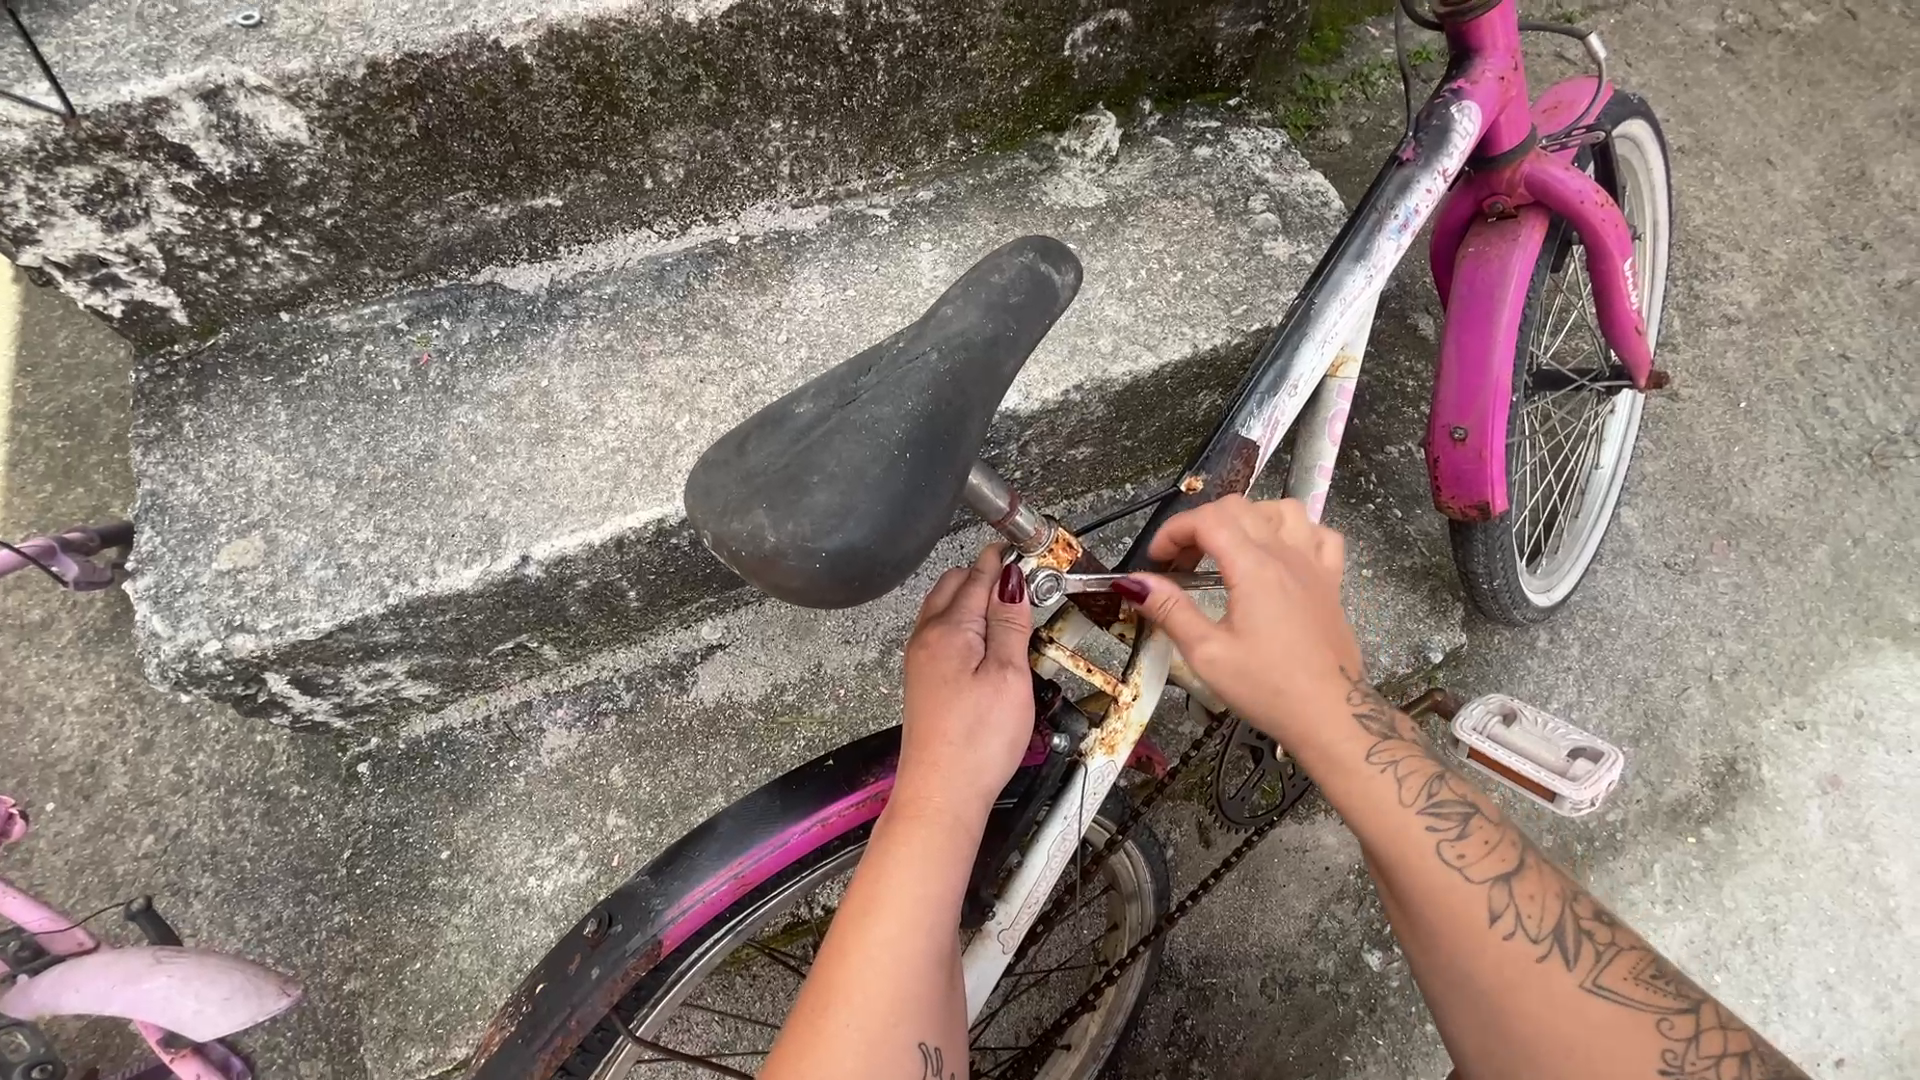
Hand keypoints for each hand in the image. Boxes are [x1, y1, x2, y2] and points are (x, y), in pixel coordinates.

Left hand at [896, 545, 1035, 822]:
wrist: (941, 793)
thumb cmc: (977, 741)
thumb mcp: (1009, 676)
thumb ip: (1011, 623)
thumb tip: (1013, 580)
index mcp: (949, 629)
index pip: (977, 577)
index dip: (1001, 560)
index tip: (1020, 549)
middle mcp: (926, 637)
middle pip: (953, 585)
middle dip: (983, 574)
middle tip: (1020, 580)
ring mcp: (920, 659)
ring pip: (943, 608)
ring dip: (971, 598)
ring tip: (1006, 606)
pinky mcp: (922, 679)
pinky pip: (939, 632)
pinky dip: (961, 622)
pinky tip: (982, 638)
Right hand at [1115, 496, 1361, 742]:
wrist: (1332, 716)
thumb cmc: (1267, 688)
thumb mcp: (1207, 653)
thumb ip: (1170, 610)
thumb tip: (1133, 582)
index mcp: (1253, 568)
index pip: (1207, 520)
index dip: (1173, 531)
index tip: (1156, 560)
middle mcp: (1286, 555)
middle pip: (1239, 508)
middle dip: (1200, 525)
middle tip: (1182, 562)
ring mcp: (1315, 565)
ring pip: (1283, 510)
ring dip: (1248, 518)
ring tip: (1229, 548)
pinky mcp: (1332, 582)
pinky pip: (1320, 534)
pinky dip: (1295, 532)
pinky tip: (1279, 554)